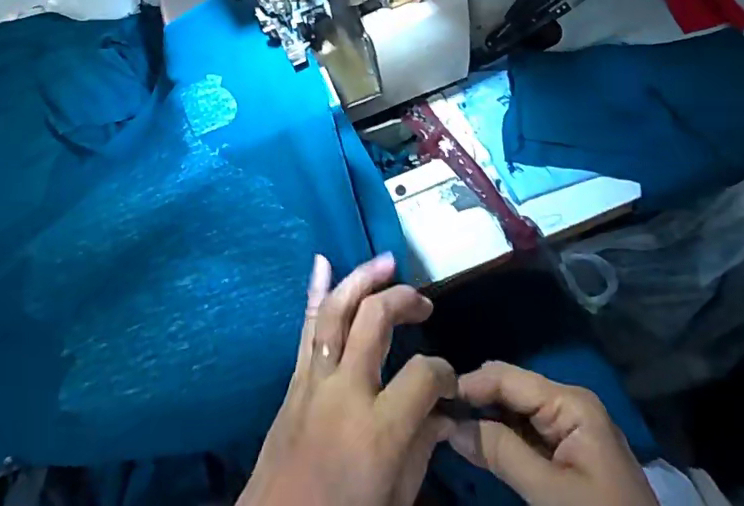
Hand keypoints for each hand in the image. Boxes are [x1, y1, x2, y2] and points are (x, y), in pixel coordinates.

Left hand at [238, 253, 456, 505]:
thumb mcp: (396, 497)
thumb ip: (422, 448)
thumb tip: (441, 414)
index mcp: (378, 429)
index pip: (423, 374)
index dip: (444, 372)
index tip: (448, 382)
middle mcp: (345, 391)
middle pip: (375, 320)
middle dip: (403, 300)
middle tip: (424, 303)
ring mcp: (315, 380)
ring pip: (336, 311)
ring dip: (362, 278)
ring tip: (386, 261)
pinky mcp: (295, 379)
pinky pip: (307, 326)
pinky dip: (315, 290)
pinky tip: (322, 262)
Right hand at [448, 361, 654, 505]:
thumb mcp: (550, 494)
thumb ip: (501, 454)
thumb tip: (451, 425)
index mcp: (570, 402)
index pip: (506, 378)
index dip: (468, 385)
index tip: (429, 397)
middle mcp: (568, 404)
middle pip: (510, 390)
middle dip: (475, 399)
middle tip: (433, 414)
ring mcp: (570, 428)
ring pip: (515, 412)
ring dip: (485, 420)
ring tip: (445, 427)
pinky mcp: (570, 452)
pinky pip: (527, 434)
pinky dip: (502, 439)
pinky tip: (477, 446)